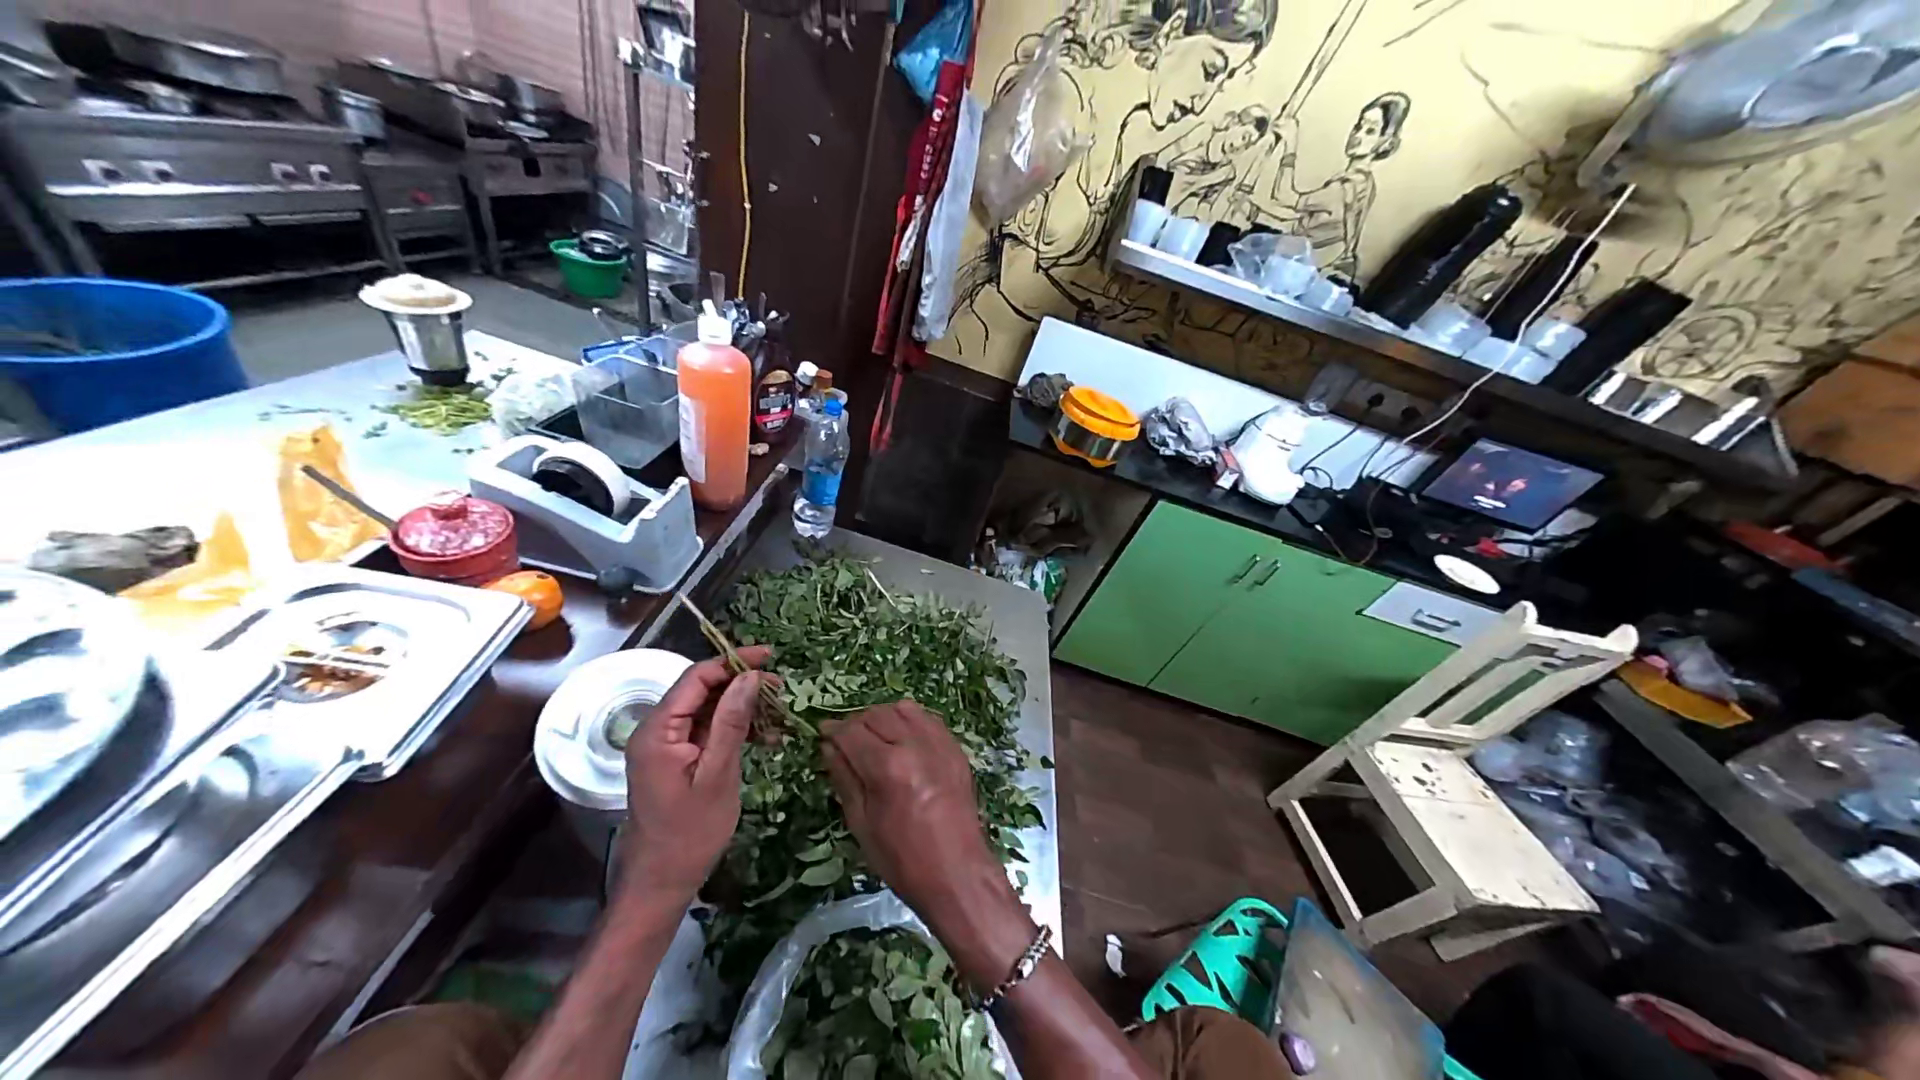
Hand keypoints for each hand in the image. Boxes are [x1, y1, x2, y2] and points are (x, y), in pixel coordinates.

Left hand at [621, 647, 771, 902]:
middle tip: (780, 688)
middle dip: (741, 685)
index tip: (769, 657)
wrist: (661, 882)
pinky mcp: (676, 760)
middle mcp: (656, 731)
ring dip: (741, 708)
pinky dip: (734, 730)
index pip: (696, 677)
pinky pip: (706, 732)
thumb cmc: (690, 833)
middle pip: (701, 690)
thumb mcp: (717, 775)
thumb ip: (731, 723)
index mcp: (658, 730)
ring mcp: (665, 746)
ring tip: (778, 712)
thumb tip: (750, 677)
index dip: (732, 662)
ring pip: (707, 710)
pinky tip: (764, 738)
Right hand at [820, 701, 1019, 939]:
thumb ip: (844, 778)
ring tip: (874, 738)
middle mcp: (914, 745)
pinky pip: (928, 719)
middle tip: (846, 742)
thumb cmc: (901, 858)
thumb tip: (828, 746)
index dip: (832, 731)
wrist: (956, 872)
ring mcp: (939, 744)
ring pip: (903, 709)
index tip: (823, 734)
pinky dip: (910, 721)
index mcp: (887, 767)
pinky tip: (902, 739)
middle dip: (855, 724)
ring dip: (883, 717)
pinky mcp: (955, 748)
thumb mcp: (861, 823)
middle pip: (876, 714)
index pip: (851, 732)